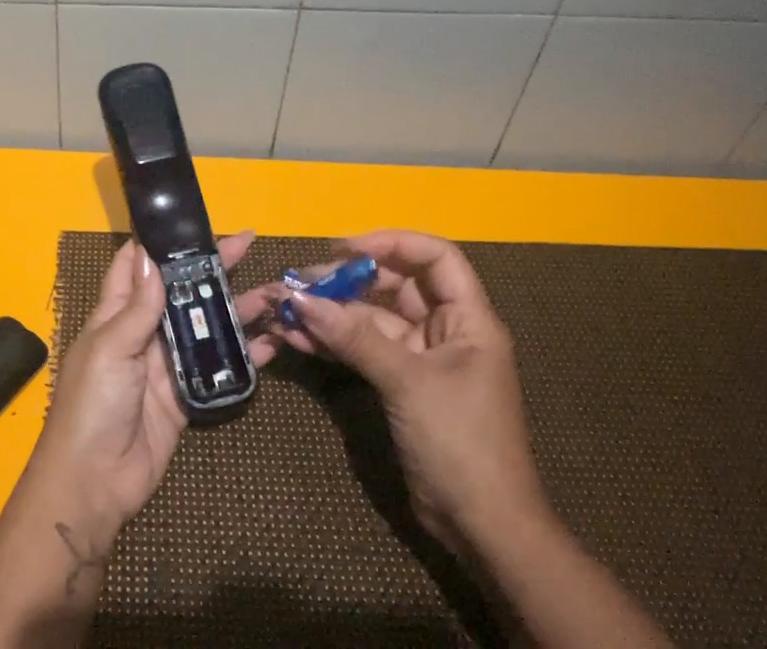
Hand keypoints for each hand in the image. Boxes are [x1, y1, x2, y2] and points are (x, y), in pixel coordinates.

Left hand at [29, 233, 270, 532]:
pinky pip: (218, 367)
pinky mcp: (186, 396)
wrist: (95, 480)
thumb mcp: (110, 349)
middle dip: (211, 270)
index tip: (192, 222)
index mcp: (114, 315)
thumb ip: (137, 308)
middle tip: (250, 245)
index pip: (135, 267)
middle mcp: (142, 333)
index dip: (160, 243)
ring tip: (276, 293)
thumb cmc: (92, 405)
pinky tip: (273, 341)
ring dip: (236, 309)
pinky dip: (244, 354)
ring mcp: (166, 365)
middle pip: (180, 292)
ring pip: (205, 327)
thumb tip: (151, 257)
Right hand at [261, 230, 548, 549]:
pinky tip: (297, 339)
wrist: (480, 523)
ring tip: (286, 310)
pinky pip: (364, 350)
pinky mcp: (400, 385)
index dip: (390, 244)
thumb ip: (355, 337)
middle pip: (395, 286)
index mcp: (468, 319)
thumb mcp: (408, 382)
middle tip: (300, 284)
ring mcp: (421, 359)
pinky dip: (334, 344)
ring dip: (332, 314)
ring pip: (372, 320)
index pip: (434, 258)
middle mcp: (446, 330)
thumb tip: (301, 300)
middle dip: (347, 281)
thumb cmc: (460, 441)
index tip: (341, 250)